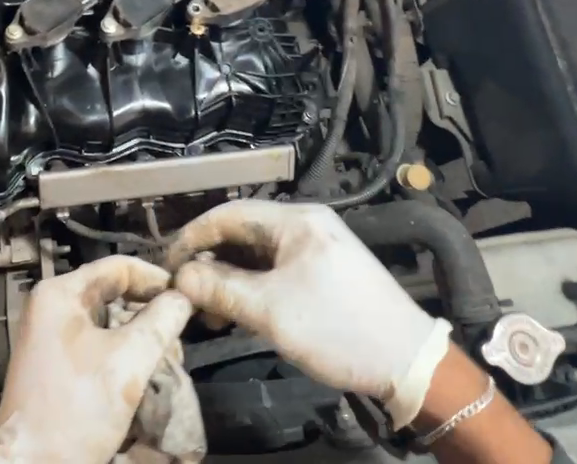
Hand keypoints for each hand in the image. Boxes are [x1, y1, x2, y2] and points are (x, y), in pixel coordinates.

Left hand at [0, 256, 194, 463]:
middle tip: (179, 334)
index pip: (118, 267)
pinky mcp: (55, 361)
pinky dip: (123, 351)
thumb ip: (160, 322)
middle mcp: (51, 305)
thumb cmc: (78, 406)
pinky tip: (145, 369)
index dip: (156, 278)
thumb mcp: (127, 362)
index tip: (187, 296)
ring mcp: (50, 334)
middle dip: (150, 312)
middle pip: (113, 293)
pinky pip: (96, 342)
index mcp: (59, 292)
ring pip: (107, 320)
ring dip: (140, 335)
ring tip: (168, 356)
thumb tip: (184, 296)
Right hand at [165, 200, 451, 426]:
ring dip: (230, 276)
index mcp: (296, 220)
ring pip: (258, 252)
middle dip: (210, 260)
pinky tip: (239, 309)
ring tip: (210, 309)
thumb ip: (221, 289)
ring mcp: (317, 246)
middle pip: (243, 231)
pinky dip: (252, 285)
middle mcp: (306, 223)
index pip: (229, 214)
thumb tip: (180, 276)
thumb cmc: (339, 329)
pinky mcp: (324, 270)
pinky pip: (276, 267)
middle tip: (186, 293)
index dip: (192, 236)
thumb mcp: (272, 312)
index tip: (166, 264)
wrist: (410, 363)